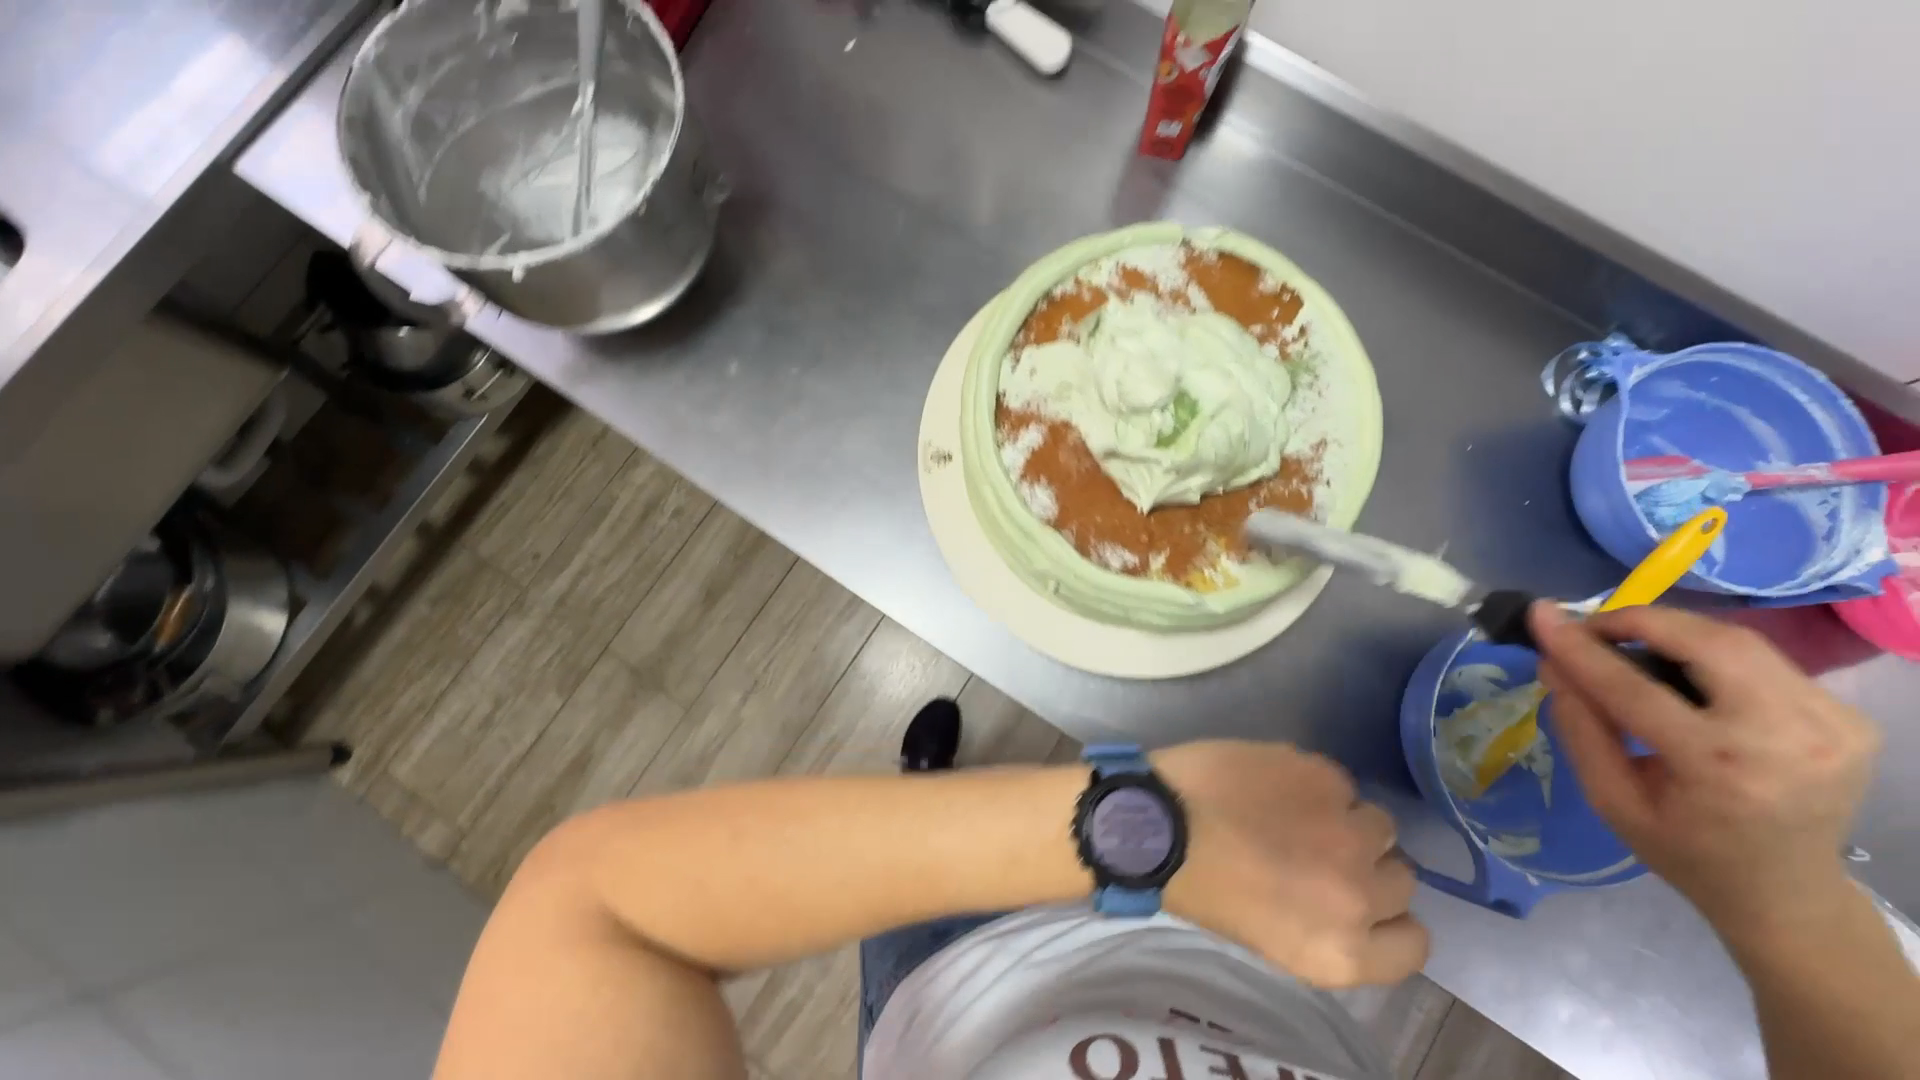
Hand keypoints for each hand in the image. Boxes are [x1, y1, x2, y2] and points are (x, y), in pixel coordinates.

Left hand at [1151, 741, 1426, 986]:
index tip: (1359, 902)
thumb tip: (1349, 904)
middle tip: (1317, 852)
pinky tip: (1273, 784)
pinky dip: (1315, 784)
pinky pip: (1341, 783)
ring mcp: (1349, 832)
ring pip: (1380, 825)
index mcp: (1344, 952)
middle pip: (1401, 878)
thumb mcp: (1272, 942)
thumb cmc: (1200, 890)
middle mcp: (1362, 897)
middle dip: (1366, 866)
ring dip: (1347, 821)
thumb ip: (1327, 930)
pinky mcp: (1327, 779)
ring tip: (1294, 814)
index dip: (1388, 919)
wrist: (1159, 825)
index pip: (1414, 944)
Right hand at [1531, 602, 1879, 940]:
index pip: (1634, 687)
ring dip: (1675, 632)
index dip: (1580, 648)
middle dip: (1639, 620)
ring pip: (1738, 642)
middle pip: (1706, 643)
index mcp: (1720, 769)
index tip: (1541, 615)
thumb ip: (1580, 726)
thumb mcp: (1610, 799)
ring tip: (1630, 643)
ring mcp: (1832, 724)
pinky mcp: (1852, 717)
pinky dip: (1713, 654)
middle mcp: (1787, 737)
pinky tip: (1686, 672)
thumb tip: (1551, 662)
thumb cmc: (1683, 851)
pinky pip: (1765, 661)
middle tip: (1593, 627)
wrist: (1786, 892)